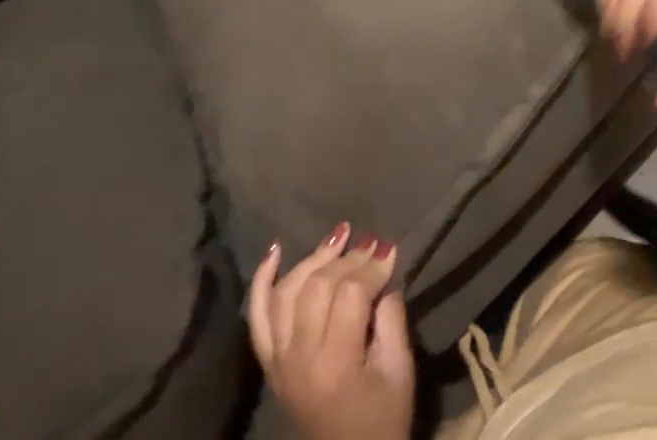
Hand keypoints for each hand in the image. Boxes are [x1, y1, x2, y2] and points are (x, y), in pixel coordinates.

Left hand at [248, 226, 413, 439]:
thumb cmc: (382, 419)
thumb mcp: (399, 371)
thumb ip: (392, 319)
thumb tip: (384, 274)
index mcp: (337, 363)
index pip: (350, 294)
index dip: (372, 267)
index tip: (389, 250)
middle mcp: (298, 357)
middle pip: (317, 287)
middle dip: (347, 259)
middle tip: (370, 243)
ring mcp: (277, 359)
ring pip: (287, 292)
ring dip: (313, 258)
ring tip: (339, 236)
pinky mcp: (267, 361)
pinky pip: (257, 313)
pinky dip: (262, 279)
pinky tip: (275, 250)